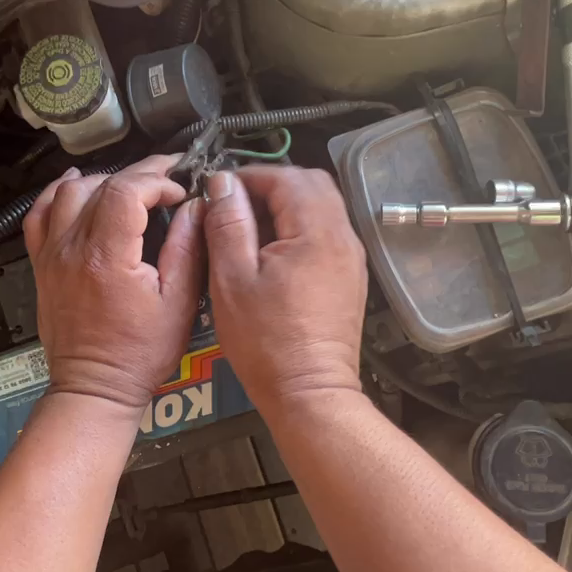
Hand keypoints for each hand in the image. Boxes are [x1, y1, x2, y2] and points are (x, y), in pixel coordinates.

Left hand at [24, 156, 204, 408]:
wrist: (93, 387)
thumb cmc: (141, 352)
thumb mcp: (179, 304)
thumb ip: (187, 248)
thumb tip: (195, 206)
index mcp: (107, 256)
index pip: (126, 190)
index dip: (157, 181)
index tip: (179, 192)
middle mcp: (72, 247)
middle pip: (100, 185)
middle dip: (138, 174)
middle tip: (167, 177)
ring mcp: (50, 253)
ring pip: (68, 192)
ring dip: (102, 180)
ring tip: (131, 187)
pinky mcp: (41, 263)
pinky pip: (39, 214)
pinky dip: (58, 193)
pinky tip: (78, 185)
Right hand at [202, 166, 367, 410]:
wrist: (309, 394)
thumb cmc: (264, 339)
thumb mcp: (231, 279)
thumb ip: (228, 223)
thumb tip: (223, 182)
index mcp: (317, 232)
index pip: (286, 177)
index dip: (250, 176)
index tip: (219, 192)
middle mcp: (343, 237)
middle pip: (311, 184)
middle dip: (271, 185)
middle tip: (235, 205)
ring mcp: (351, 257)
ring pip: (321, 206)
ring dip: (285, 205)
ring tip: (249, 228)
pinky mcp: (350, 276)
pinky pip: (326, 232)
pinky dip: (299, 227)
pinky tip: (271, 253)